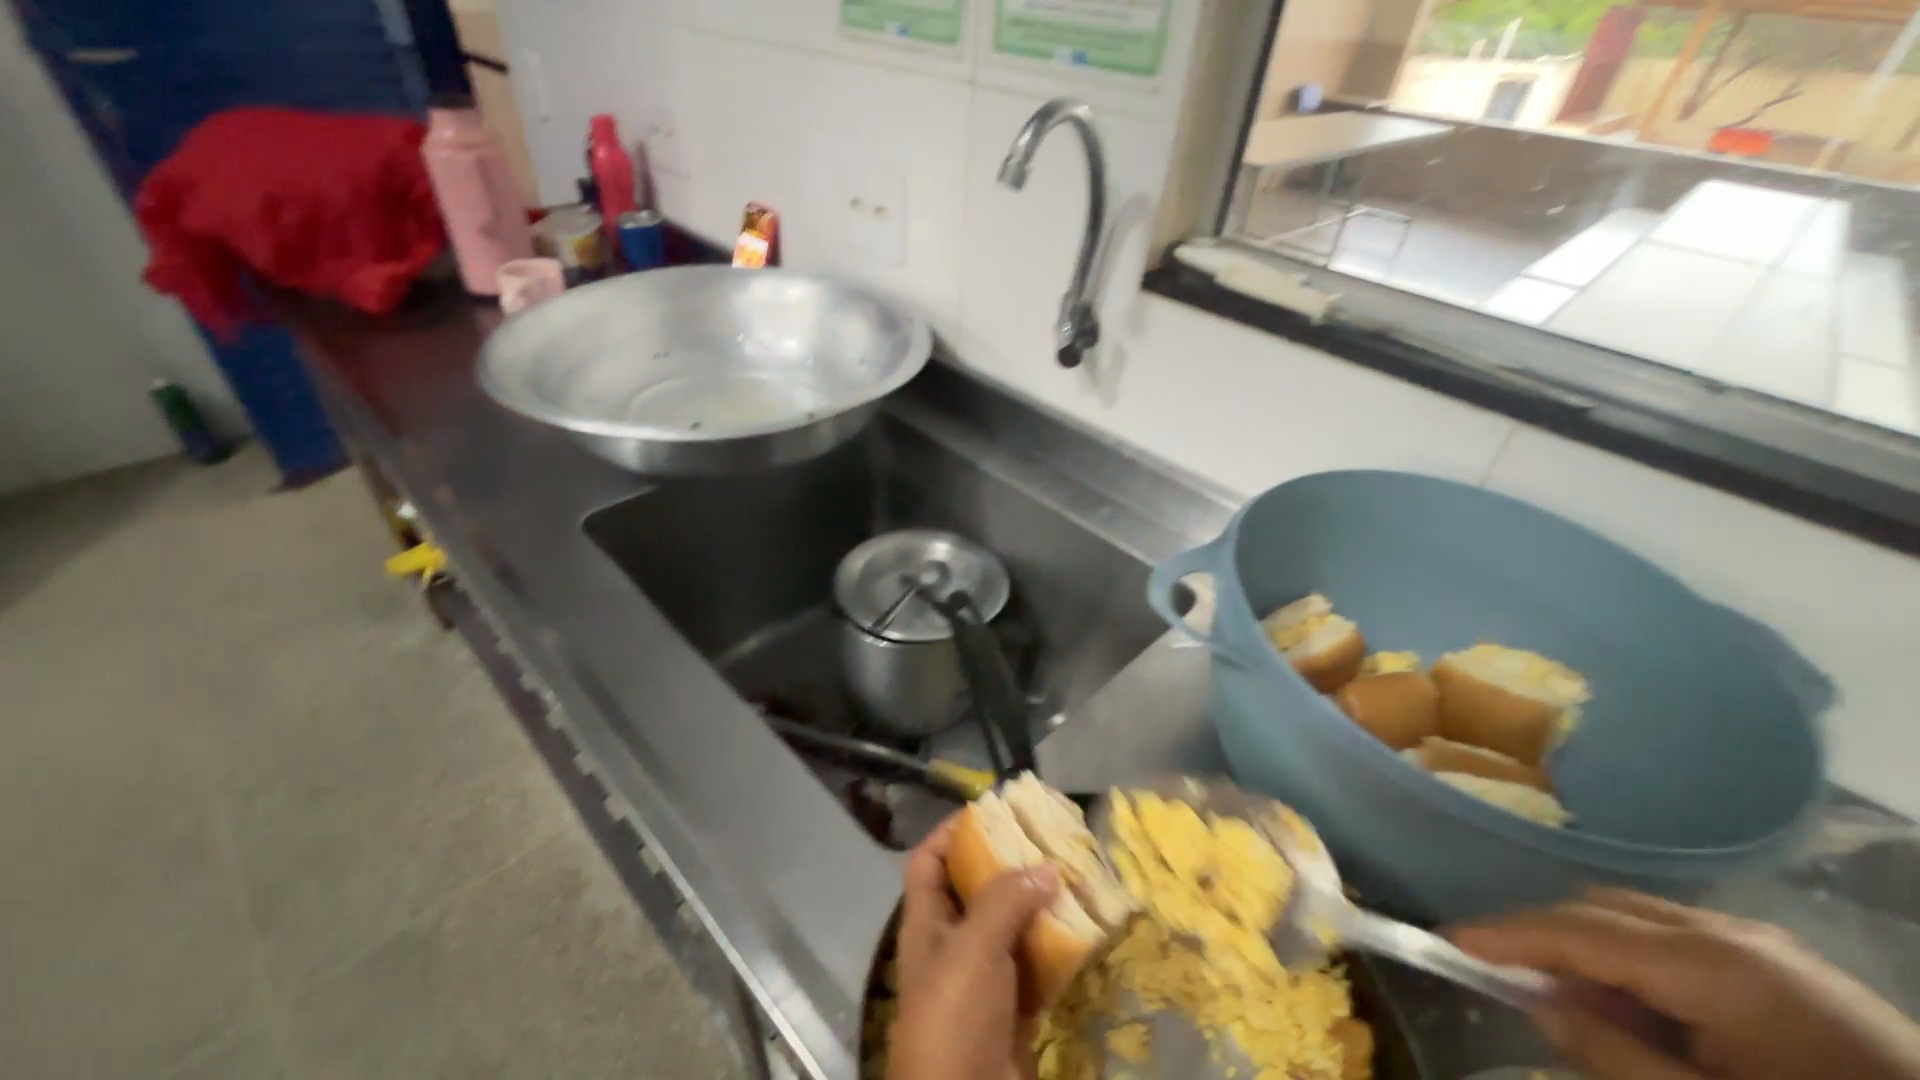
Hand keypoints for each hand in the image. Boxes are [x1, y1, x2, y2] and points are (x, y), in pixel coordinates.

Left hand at [887, 816, 1059, 1079]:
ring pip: (1011, 926)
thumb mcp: (972, 949)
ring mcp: (982, 977)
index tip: (988, 810)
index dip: (950, 832)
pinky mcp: (1012, 1007)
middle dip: (1008, 864)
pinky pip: (1035, 965)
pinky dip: (1057, 947)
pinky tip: (1085, 929)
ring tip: (1075, 875)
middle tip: (1047, 839)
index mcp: (926, 923)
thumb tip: (1046, 866)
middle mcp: (951, 944)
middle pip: (975, 890)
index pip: (927, 862)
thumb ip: (1005, 902)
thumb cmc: (954, 1015)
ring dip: (1039, 904)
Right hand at [1454, 888, 1919, 1079]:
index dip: (1505, 934)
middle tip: (1503, 979)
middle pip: (1599, 909)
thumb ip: (1612, 1056)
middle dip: (1543, 937)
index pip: (1575, 931)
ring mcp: (1762, 943)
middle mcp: (1728, 932)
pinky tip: (1639, 1009)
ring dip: (1588, 948)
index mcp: (1708, 963)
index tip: (1448, 941)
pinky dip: (1634, 960)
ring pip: (1635, 918)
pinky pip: (1677, 938)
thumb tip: (1539, 1006)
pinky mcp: (1783, 964)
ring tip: (1573, 1004)